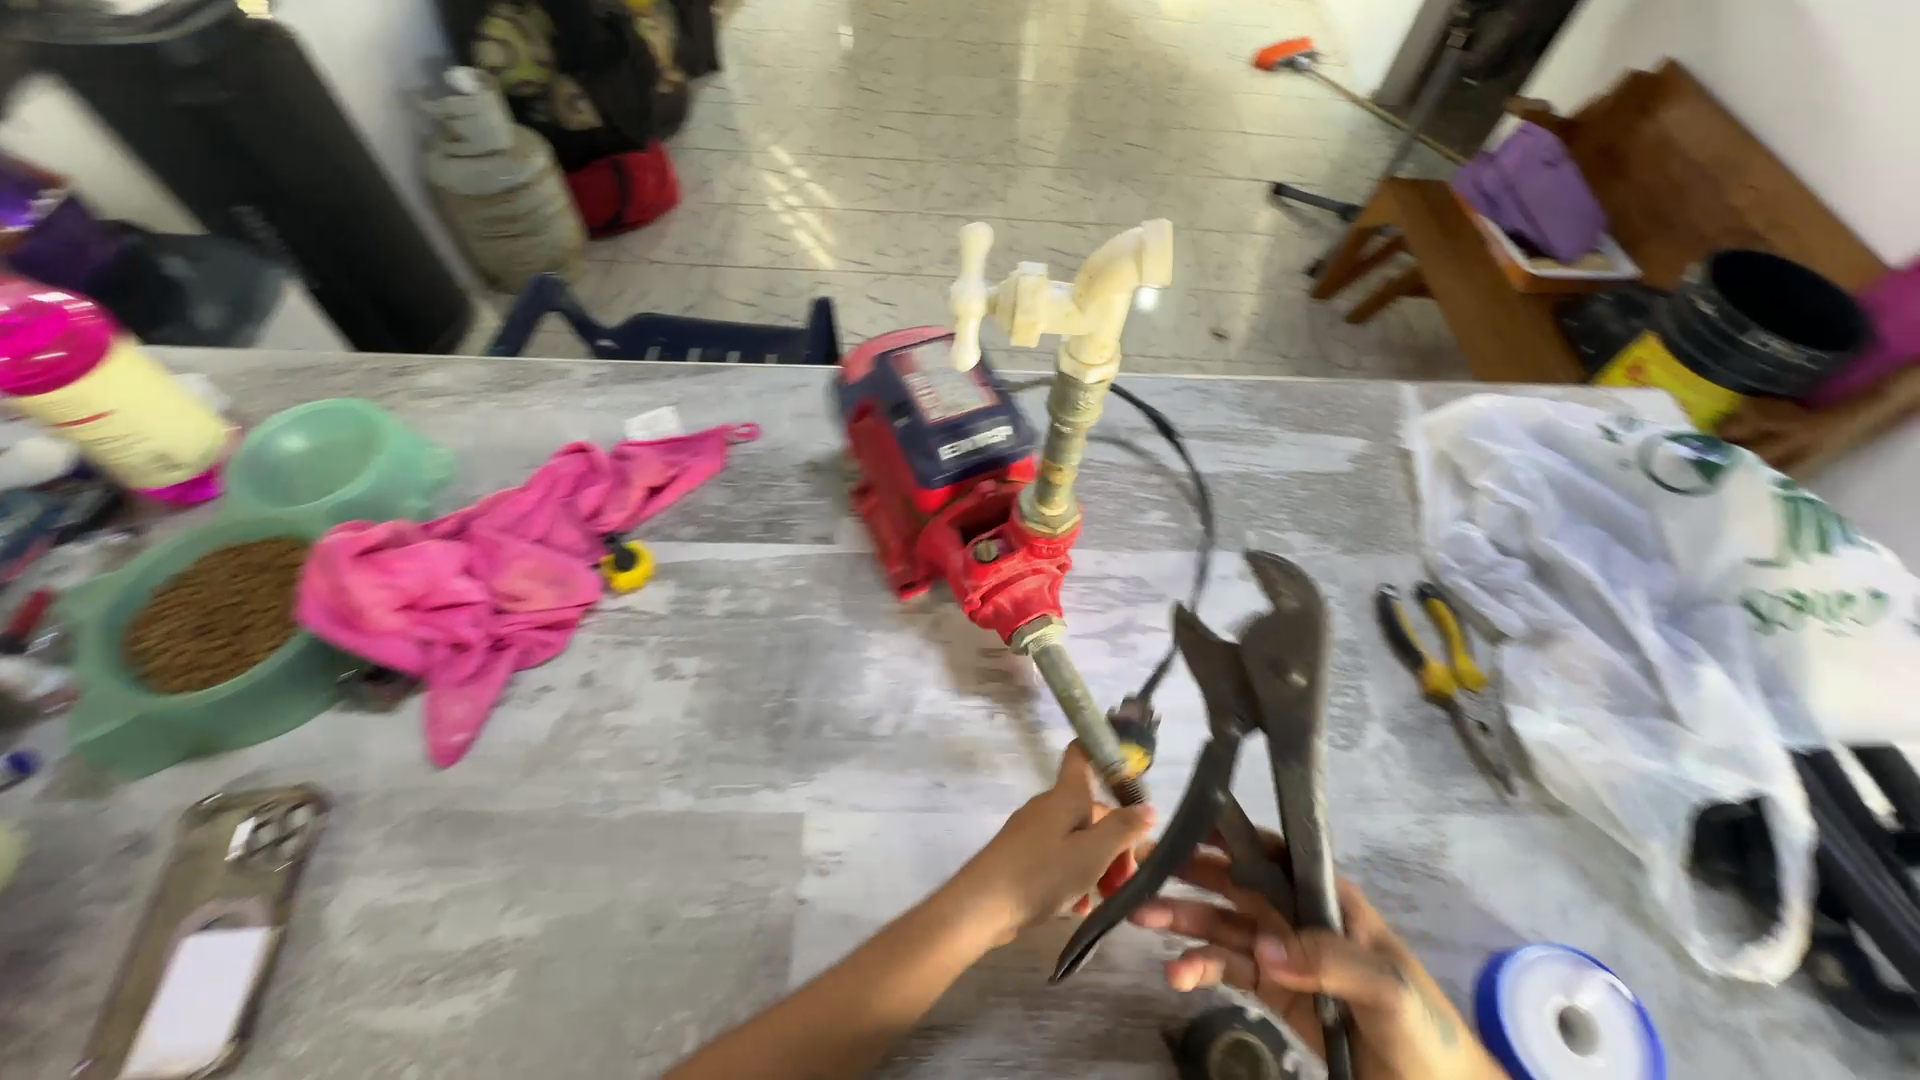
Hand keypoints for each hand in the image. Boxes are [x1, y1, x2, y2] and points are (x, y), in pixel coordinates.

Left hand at [943, 744, 1156, 946]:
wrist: (981, 905)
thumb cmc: (1041, 873)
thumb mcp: (1092, 854)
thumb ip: (1122, 830)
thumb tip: (1148, 807)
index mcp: (1066, 796)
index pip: (1081, 756)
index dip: (1102, 752)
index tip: (1129, 771)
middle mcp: (1049, 806)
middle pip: (1091, 811)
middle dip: (1115, 841)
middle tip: (1128, 878)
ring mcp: (1033, 831)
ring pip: (1077, 839)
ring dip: (1097, 865)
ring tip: (1105, 898)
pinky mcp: (1022, 856)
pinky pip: (1059, 859)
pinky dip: (1074, 878)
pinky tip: (1078, 908)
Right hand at [1125, 832, 1505, 1079]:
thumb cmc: (1422, 1031)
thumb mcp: (1385, 990)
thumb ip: (1327, 960)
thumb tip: (1261, 946)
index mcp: (1329, 901)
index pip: (1275, 855)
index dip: (1233, 838)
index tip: (1188, 826)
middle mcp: (1299, 918)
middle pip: (1237, 885)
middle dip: (1191, 873)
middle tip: (1143, 866)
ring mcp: (1284, 956)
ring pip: (1223, 926)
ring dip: (1184, 920)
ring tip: (1142, 918)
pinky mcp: (1274, 992)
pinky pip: (1228, 969)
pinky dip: (1199, 967)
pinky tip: (1177, 975)